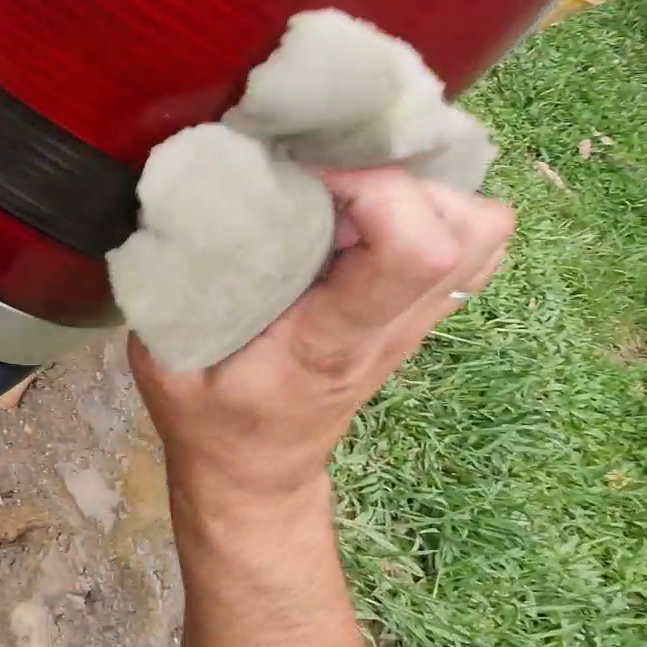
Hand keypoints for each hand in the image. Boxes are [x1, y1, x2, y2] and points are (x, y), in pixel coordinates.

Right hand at [131, 168, 514, 508]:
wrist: (253, 470)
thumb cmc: (205, 420)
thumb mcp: (161, 361)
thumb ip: (170, 294)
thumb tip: (173, 219)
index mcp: (326, 340)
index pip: (414, 252)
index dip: (377, 190)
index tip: (305, 175)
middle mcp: (391, 328)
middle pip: (471, 228)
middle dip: (401, 179)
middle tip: (325, 177)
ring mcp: (414, 323)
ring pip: (484, 231)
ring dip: (422, 192)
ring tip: (344, 190)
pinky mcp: (414, 317)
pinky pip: (469, 246)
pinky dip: (432, 211)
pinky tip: (365, 213)